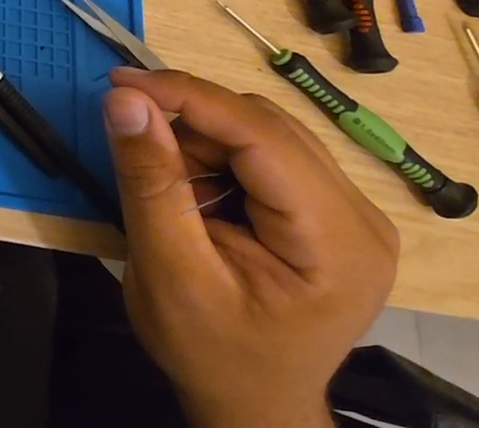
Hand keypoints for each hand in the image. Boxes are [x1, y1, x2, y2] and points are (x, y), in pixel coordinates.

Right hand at [102, 70, 398, 427]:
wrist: (249, 401)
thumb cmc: (210, 350)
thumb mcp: (167, 270)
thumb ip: (149, 180)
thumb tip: (124, 98)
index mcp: (336, 241)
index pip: (262, 135)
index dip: (188, 96)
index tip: (118, 82)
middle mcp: (360, 216)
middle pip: (264, 126)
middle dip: (190, 123)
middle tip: (134, 146)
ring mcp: (350, 212)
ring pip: (262, 130)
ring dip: (200, 138)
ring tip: (166, 182)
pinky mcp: (328, 211)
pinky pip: (265, 151)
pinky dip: (215, 154)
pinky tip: (193, 189)